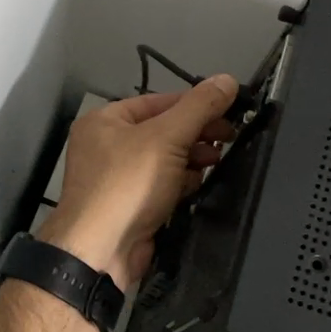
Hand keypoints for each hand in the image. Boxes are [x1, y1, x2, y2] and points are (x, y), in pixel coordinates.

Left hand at [36, 76, 238, 291]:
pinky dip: (180, 184)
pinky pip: (160, 185)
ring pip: (164, 159)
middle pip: (162, 130)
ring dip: (192, 159)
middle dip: (196, 133)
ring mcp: (116, 179)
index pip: (157, 102)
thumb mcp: (166, 138)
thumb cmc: (127, 186)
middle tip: (229, 137)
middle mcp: (106, 146)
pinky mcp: (129, 206)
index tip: (228, 109)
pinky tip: (197, 185)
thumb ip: (198, 108)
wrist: (101, 251)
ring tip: (217, 160)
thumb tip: (226, 80)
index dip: (194, 104)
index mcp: (105, 121)